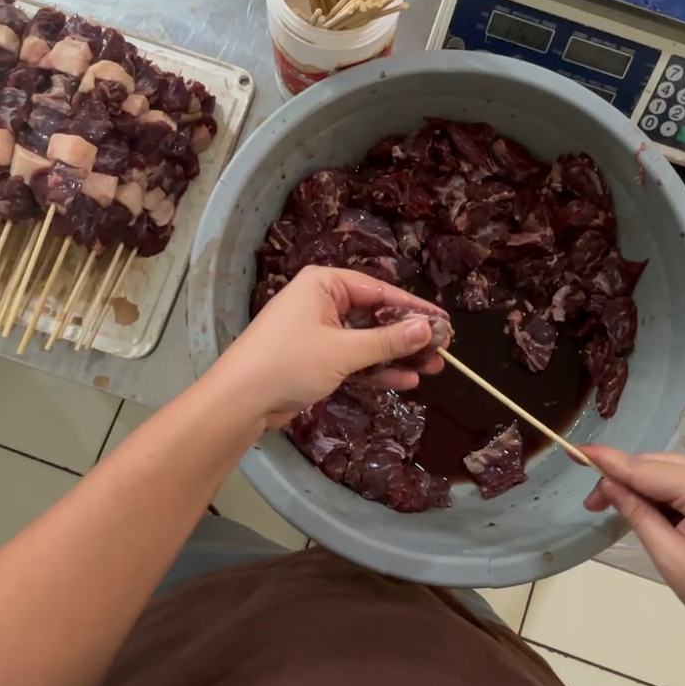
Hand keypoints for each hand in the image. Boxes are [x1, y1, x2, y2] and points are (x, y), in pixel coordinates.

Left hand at [209, 266, 444, 428]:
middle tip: (443, 350)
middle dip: (408, 336)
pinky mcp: (316, 360)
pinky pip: (354, 360)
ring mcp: (319, 332)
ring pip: (367, 341)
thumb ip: (388, 341)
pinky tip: (406, 381)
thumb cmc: (289, 362)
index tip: (444, 323)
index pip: (380, 290)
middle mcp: (322, 302)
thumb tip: (428, 329)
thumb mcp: (344, 351)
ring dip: (397, 356)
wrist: (239, 401)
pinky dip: (377, 371)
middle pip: (375, 316)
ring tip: (434, 369)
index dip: (414, 308)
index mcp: (324, 284)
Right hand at [581, 445, 684, 644]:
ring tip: (617, 510)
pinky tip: (651, 512)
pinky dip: (662, 493)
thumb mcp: (672, 558)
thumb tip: (608, 485)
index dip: (606, 461)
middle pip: (656, 465)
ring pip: (669, 472)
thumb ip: (639, 515)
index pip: (644, 468)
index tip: (573, 450)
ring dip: (641, 486)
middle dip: (621, 479)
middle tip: (592, 507)